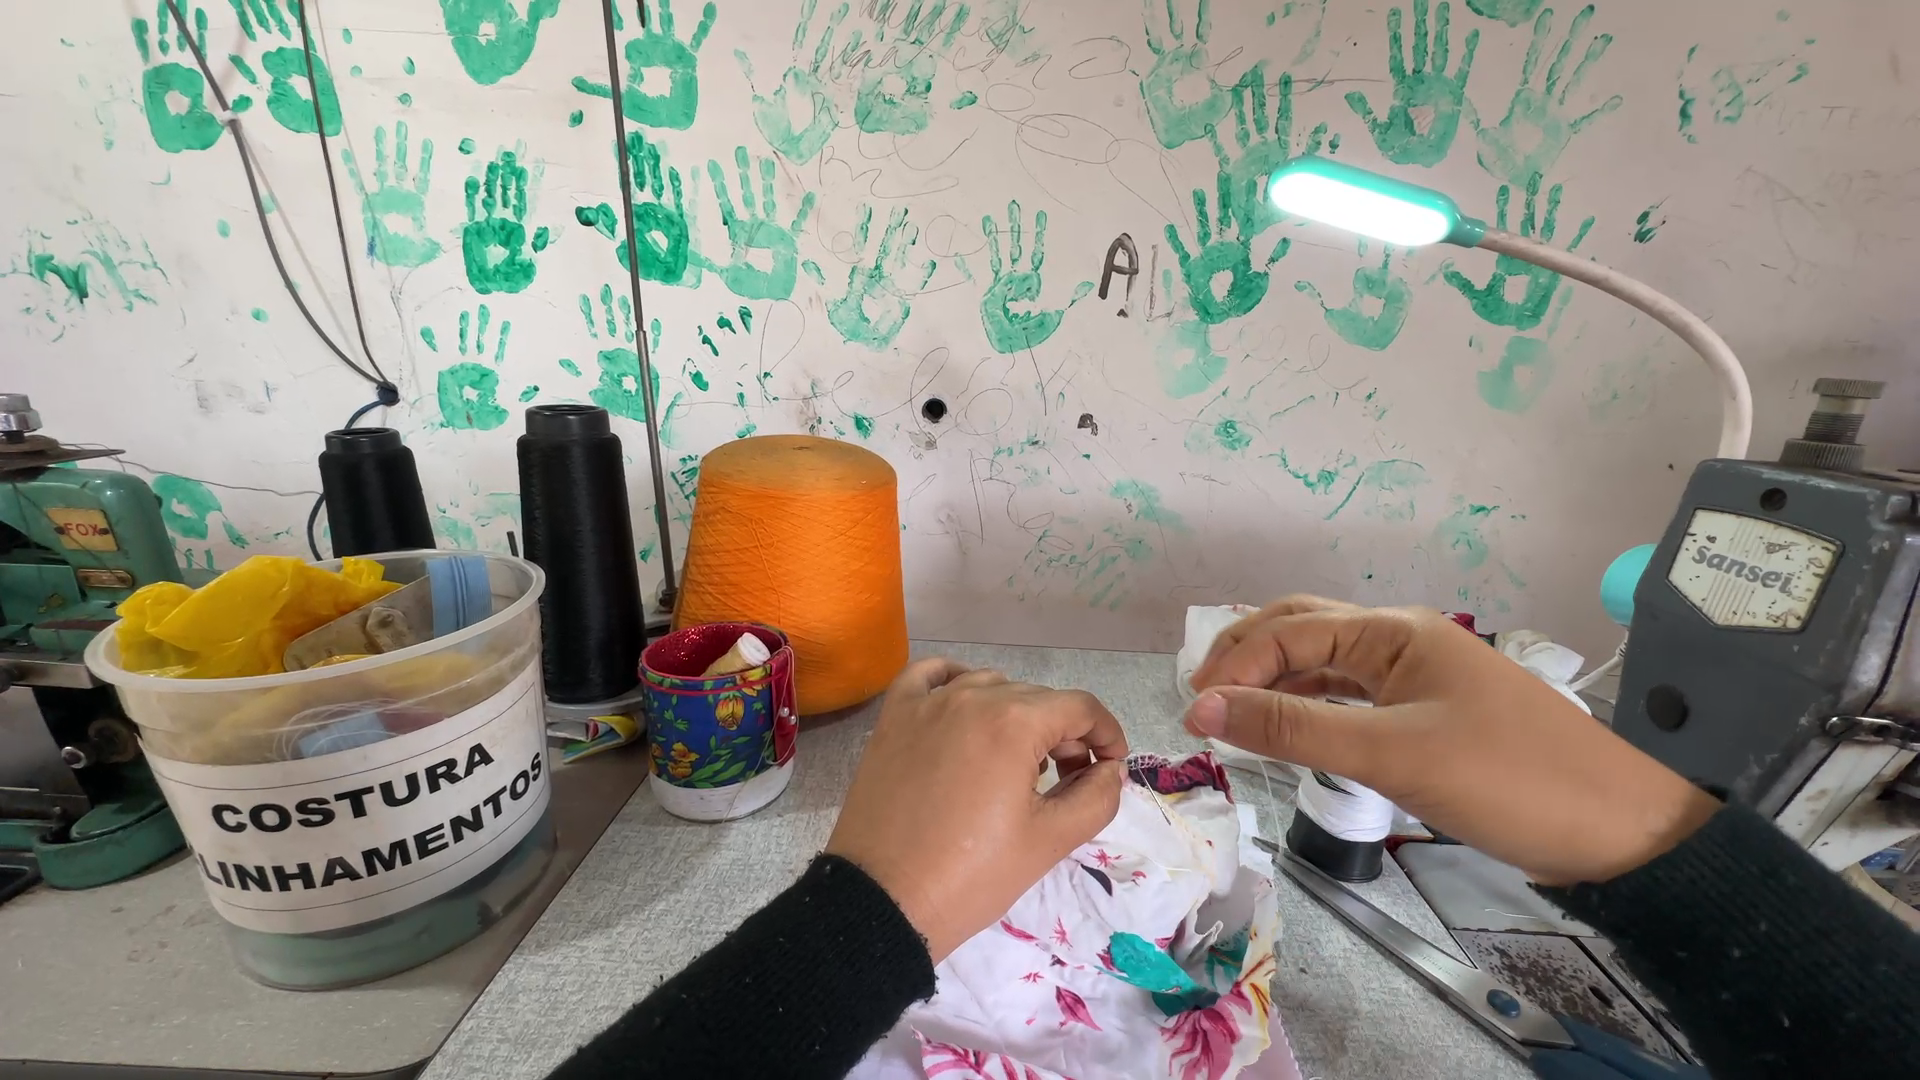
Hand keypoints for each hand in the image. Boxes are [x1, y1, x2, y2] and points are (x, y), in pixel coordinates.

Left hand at [827, 659, 1129, 961]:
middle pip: (1038, 698)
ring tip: (1016, 760)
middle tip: (1065, 781)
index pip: (1080, 707)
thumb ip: (1095, 797)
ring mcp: (927, 702)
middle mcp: (971, 696)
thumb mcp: (1049, 842)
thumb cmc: (972, 875)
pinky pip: (930, 675)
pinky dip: (955, 681)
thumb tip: (1110, 768)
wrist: (882, 902)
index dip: (1107, 735)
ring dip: (1016, 714)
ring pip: (990, 685)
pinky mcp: (894, 716)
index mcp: (1014, 722)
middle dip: (1065, 734)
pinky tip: (965, 709)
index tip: (1109, 768)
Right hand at [1185, 596, 1716, 884]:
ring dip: (1273, 679)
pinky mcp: (1424, 709)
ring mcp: (1414, 674)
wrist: (1626, 835)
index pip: (1288, 633)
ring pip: (1323, 661)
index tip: (1194, 714)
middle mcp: (1398, 639)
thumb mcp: (1389, 754)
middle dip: (1245, 655)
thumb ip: (1291, 728)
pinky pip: (1347, 693)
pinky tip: (1288, 724)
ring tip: (1231, 710)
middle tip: (1202, 697)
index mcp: (1392, 631)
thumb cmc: (1507, 781)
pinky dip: (1307, 703)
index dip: (1234, 669)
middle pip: (1301, 630)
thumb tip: (1200, 707)